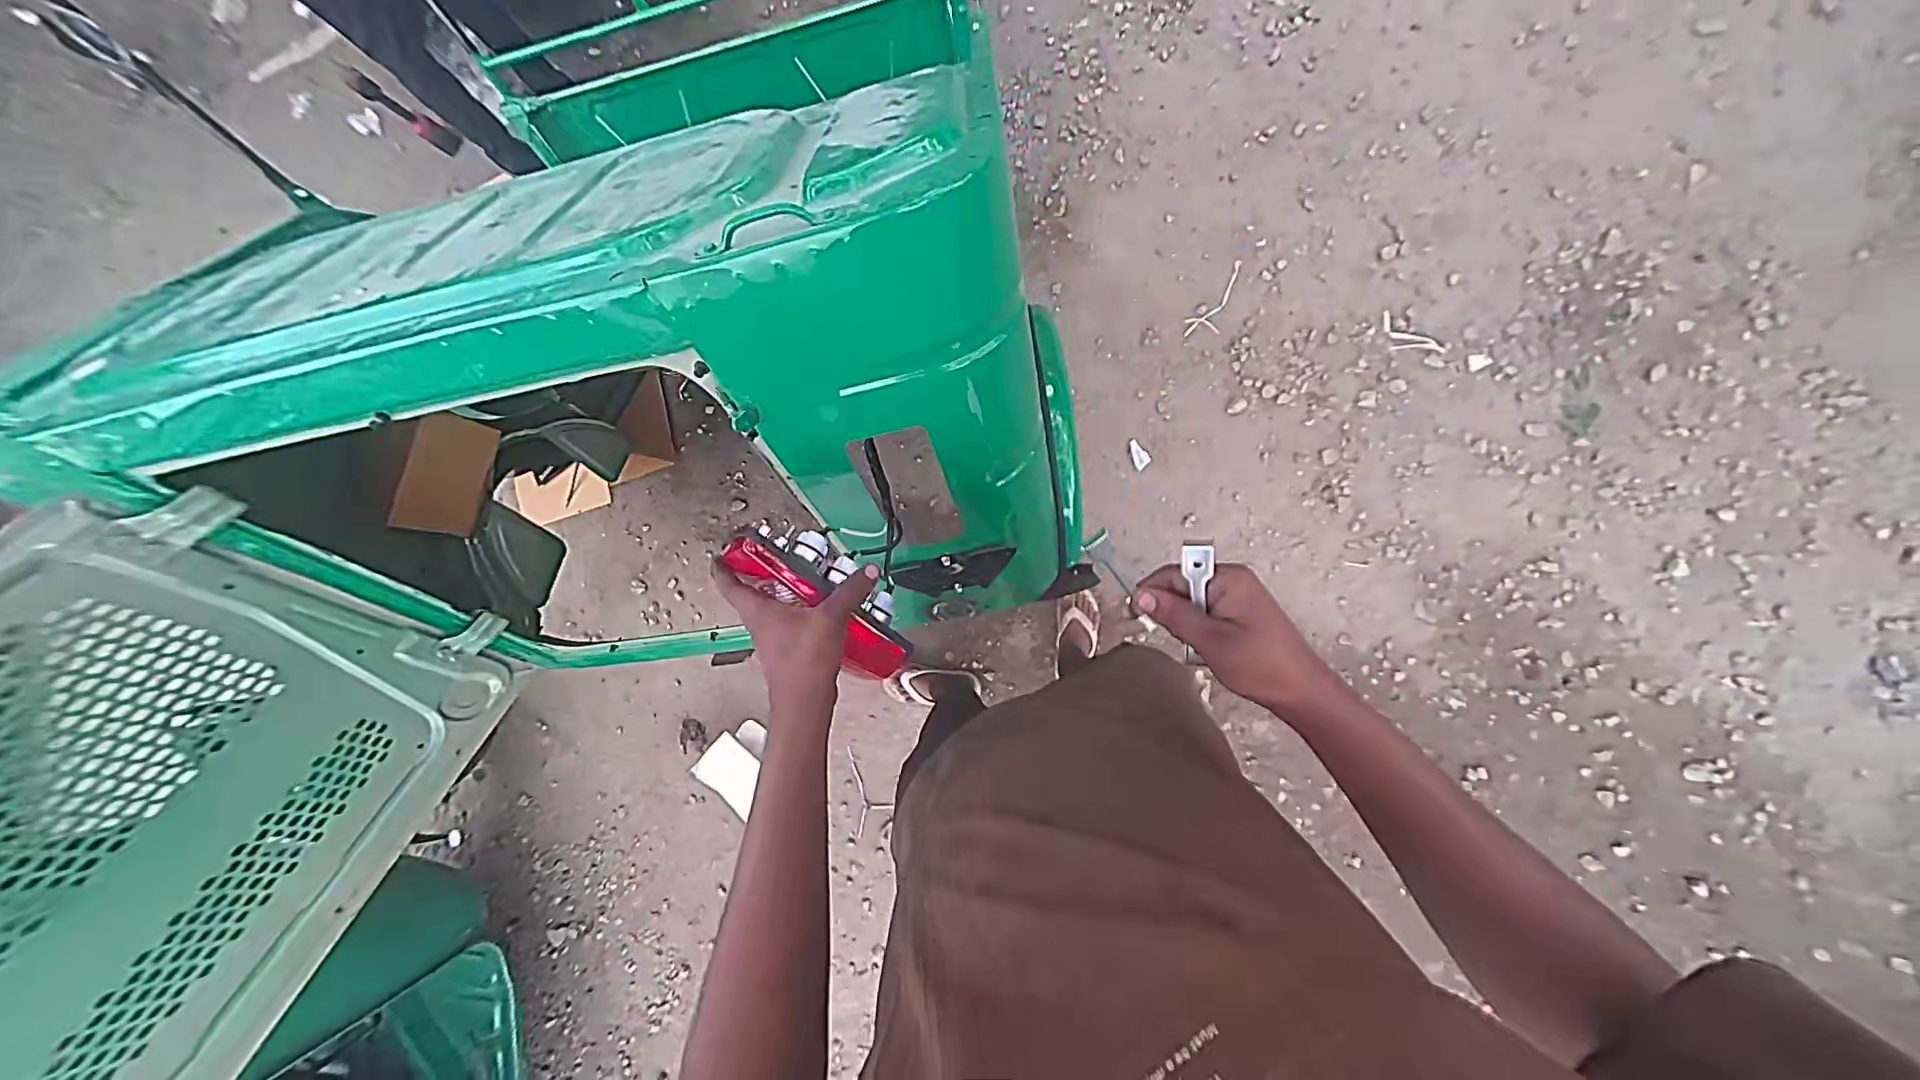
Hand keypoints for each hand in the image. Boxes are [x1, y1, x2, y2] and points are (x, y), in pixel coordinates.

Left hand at [711, 560, 879, 710]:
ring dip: (784, 595)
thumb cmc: (803, 662)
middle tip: (774, 559)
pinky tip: (821, 612)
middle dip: (761, 575)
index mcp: (758, 610)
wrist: (805, 700)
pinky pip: (790, 625)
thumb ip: (850, 591)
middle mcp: (760, 624)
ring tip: (804, 582)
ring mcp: (773, 639)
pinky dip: (801, 614)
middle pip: (751, 593)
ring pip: (771, 610)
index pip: (728, 581)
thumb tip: (865, 573)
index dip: (723, 564)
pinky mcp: (788, 651)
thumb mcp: (831, 616)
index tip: (724, 551)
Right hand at [1135, 563, 1354, 721]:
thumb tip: (1144, 595)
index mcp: (1229, 578)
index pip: (1174, 573)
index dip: (1153, 592)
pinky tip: (1210, 648)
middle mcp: (1234, 580)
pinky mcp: (1240, 611)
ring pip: (1192, 602)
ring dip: (1187, 625)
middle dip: (1174, 612)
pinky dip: (1200, 630)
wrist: (1300, 691)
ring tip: (1202, 647)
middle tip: (1183, 637)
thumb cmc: (1263, 666)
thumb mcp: (1209, 640)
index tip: (1137, 612)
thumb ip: (1173, 614)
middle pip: (1182, 586)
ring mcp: (1238, 595)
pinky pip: (1205, 612)